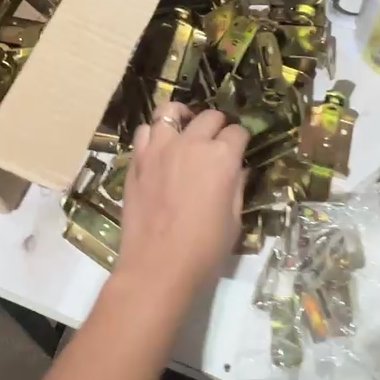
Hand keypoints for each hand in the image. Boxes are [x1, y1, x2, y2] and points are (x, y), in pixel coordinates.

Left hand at [114, 104, 247, 300]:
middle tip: (217, 140)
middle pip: (209, 116)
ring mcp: (160, 148)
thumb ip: (237, 186)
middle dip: (218, 125)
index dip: (241, 140)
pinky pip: (145, 132)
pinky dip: (154, 134)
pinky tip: (159, 148)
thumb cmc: (204, 249)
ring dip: (182, 118)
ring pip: (170, 112)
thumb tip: (238, 169)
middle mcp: (191, 143)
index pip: (238, 132)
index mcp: (222, 157)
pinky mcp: (138, 159)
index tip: (240, 149)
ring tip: (185, 130)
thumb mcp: (234, 220)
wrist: (158, 267)